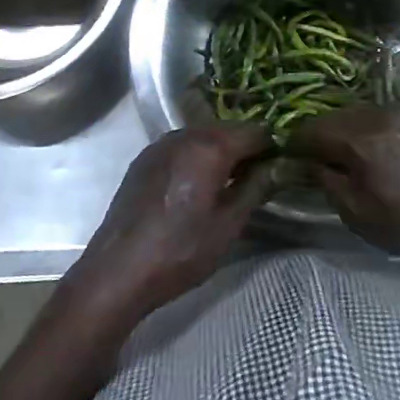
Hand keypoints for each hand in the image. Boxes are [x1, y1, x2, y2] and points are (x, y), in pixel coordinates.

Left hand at [66, 122, 275, 322]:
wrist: (118, 270)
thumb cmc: (180, 251)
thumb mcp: (228, 225)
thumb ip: (255, 188)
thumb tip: (277, 168)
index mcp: (209, 147)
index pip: (254, 132)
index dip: (271, 146)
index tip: (281, 164)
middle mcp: (184, 134)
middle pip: (227, 129)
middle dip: (245, 147)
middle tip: (258, 175)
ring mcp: (160, 144)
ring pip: (202, 136)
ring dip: (220, 152)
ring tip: (229, 182)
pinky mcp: (144, 158)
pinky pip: (181, 147)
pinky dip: (196, 157)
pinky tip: (198, 185)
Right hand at [289, 107, 399, 291]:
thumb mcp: (354, 212)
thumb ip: (325, 179)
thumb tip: (304, 162)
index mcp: (362, 142)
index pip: (313, 130)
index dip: (295, 143)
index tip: (288, 156)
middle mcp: (377, 117)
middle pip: (331, 117)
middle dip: (316, 134)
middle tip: (309, 155)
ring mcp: (397, 113)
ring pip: (352, 112)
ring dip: (338, 128)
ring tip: (336, 152)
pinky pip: (373, 114)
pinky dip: (360, 126)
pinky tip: (362, 147)